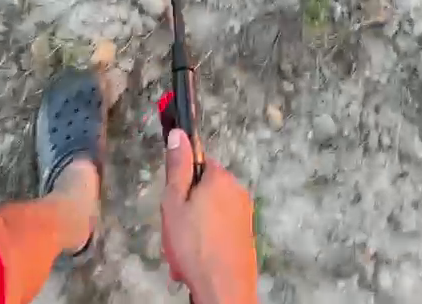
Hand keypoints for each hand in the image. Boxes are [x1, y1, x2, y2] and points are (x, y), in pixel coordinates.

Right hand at [161, 130, 257, 303]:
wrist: (224, 293)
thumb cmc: (195, 246)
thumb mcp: (174, 203)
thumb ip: (177, 167)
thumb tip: (179, 133)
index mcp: (220, 177)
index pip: (198, 163)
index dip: (182, 182)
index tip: (174, 202)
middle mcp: (237, 190)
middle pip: (205, 189)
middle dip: (188, 209)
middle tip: (176, 231)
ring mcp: (245, 215)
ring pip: (211, 212)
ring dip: (196, 228)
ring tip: (184, 253)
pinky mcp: (247, 236)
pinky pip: (221, 230)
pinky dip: (208, 241)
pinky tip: (197, 260)